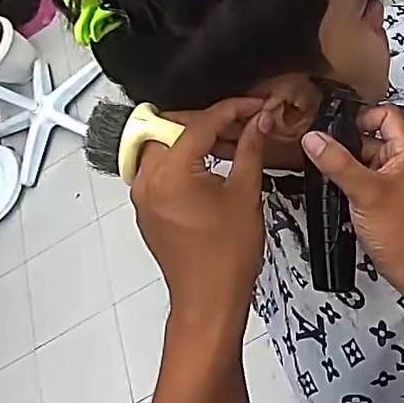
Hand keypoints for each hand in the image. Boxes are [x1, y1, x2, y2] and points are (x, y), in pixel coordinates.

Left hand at [131, 96, 267, 321]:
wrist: (210, 296)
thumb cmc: (227, 256)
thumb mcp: (246, 193)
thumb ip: (251, 148)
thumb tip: (260, 122)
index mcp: (170, 174)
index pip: (200, 123)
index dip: (234, 109)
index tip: (257, 106)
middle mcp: (147, 180)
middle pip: (173, 126)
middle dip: (211, 119)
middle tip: (246, 121)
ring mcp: (143, 194)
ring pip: (164, 143)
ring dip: (197, 136)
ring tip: (235, 141)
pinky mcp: (148, 205)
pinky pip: (161, 165)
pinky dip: (186, 156)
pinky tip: (217, 162)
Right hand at [301, 106, 403, 282]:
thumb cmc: (399, 230)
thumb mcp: (363, 190)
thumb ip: (337, 162)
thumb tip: (315, 139)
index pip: (387, 114)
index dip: (362, 117)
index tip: (339, 129)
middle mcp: (403, 161)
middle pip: (370, 136)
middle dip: (347, 144)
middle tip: (326, 154)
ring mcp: (393, 178)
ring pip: (363, 157)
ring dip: (345, 163)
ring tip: (331, 175)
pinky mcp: (383, 194)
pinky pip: (362, 176)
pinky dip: (348, 179)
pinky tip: (338, 190)